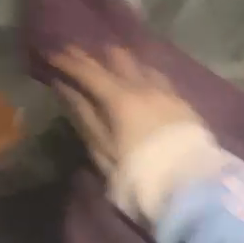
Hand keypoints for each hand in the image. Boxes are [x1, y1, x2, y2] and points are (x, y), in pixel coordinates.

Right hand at [51, 47, 201, 175]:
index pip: (88, 71)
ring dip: (119, 60)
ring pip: (140, 63)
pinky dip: (141, 72)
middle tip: (75, 53)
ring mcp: (167, 92)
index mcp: (120, 98)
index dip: (67, 61)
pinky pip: (157, 77)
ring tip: (106, 62)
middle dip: (93, 54)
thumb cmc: (138, 173)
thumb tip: (65, 89)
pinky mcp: (182, 102)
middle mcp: (144, 86)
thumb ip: (84, 115)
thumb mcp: (101, 149)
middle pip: (116, 58)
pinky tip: (139, 77)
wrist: (192, 189)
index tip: (51, 53)